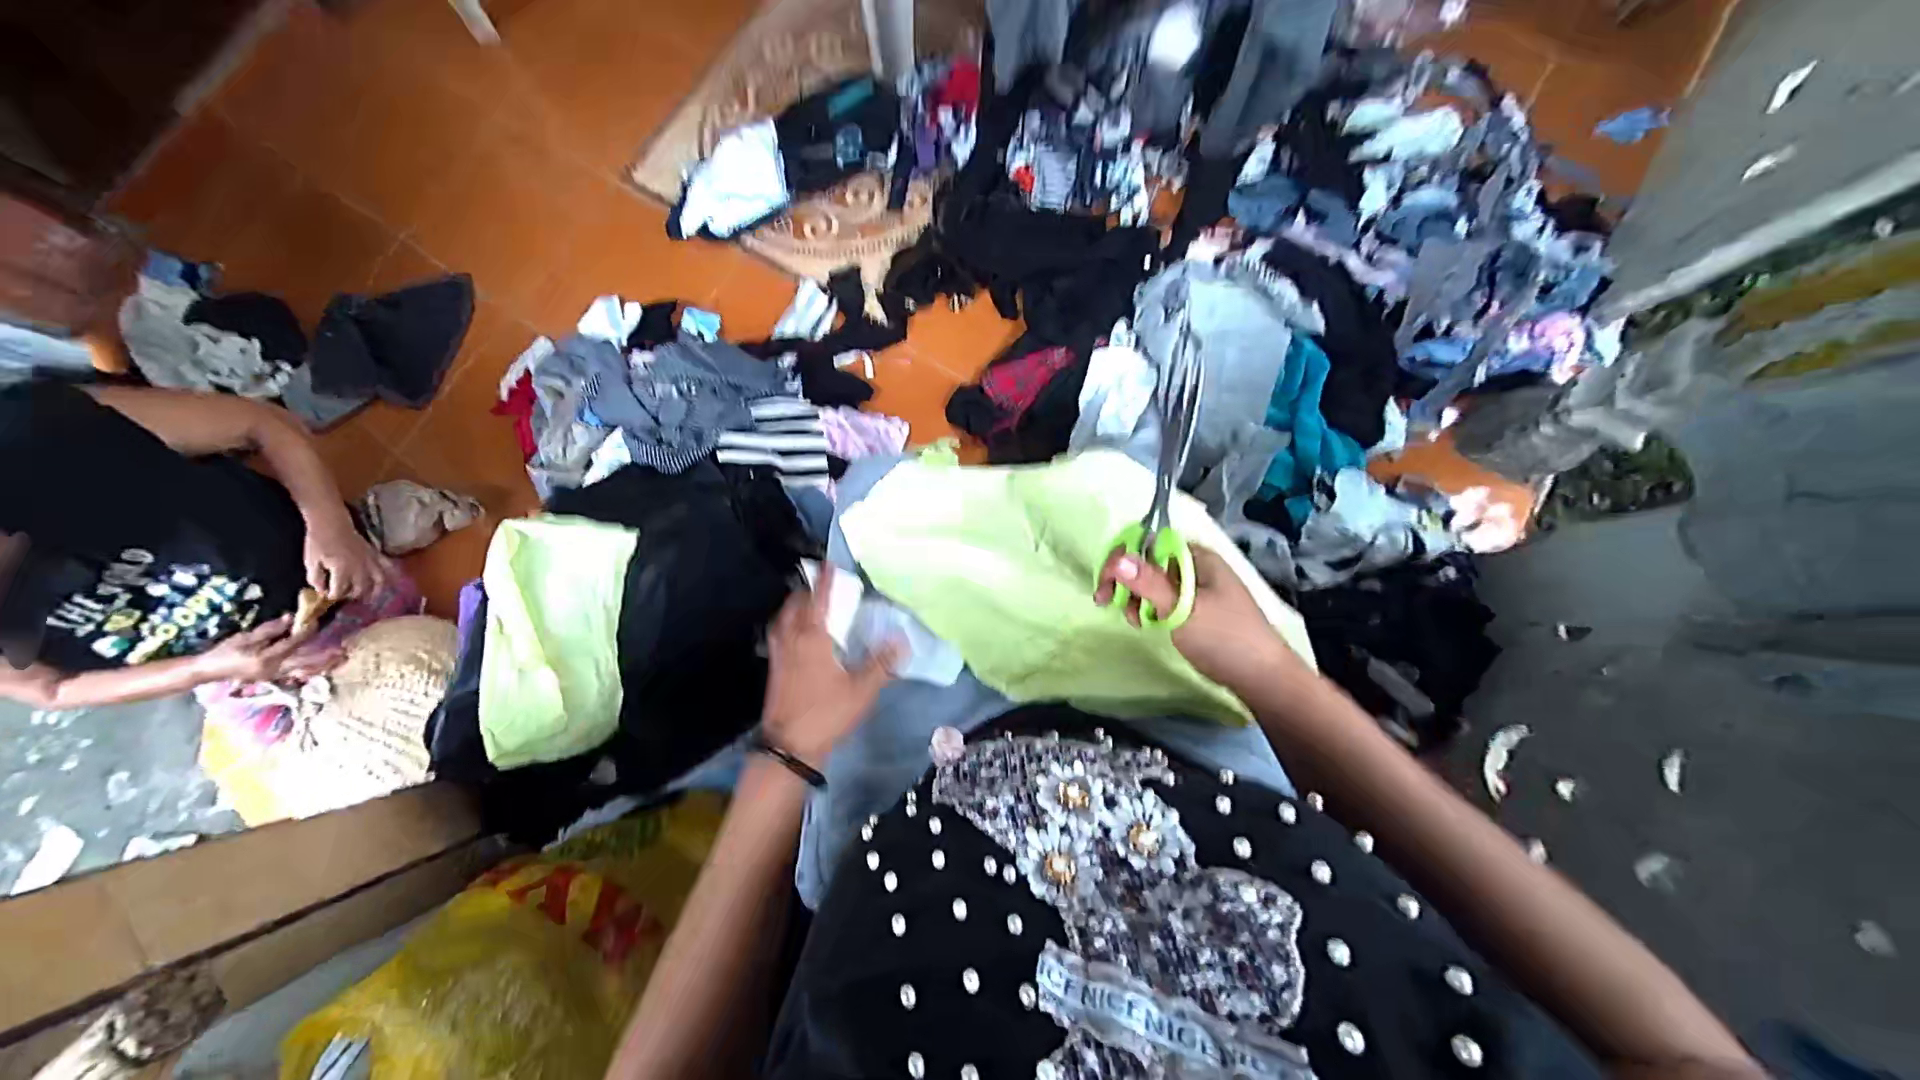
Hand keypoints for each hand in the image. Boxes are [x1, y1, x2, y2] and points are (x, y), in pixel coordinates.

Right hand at [194, 615, 334, 682]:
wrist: (207, 671)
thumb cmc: (224, 652)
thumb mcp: (244, 638)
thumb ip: (269, 630)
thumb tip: (292, 618)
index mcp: (267, 658)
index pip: (294, 643)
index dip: (307, 632)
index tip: (317, 622)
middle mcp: (275, 669)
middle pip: (306, 661)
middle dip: (326, 656)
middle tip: (345, 651)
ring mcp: (275, 675)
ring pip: (305, 669)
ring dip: (323, 664)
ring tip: (341, 659)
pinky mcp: (274, 677)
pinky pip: (298, 673)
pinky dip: (312, 669)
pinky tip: (324, 666)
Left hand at [303, 516, 390, 601]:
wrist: (332, 524)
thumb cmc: (318, 542)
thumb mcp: (310, 562)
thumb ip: (315, 578)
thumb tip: (321, 590)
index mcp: (342, 570)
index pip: (339, 590)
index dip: (333, 595)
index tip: (327, 596)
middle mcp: (360, 569)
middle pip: (360, 588)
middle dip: (352, 595)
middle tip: (346, 597)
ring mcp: (371, 562)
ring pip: (377, 581)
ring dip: (375, 591)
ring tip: (371, 598)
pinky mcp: (376, 556)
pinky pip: (386, 568)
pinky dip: (388, 576)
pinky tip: (385, 582)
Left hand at [761, 565, 905, 767]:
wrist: (789, 747)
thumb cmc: (826, 713)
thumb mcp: (861, 690)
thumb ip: (881, 663)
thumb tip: (901, 640)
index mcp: (812, 637)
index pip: (819, 598)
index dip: (825, 580)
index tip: (830, 564)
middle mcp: (791, 638)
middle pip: (795, 603)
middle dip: (809, 590)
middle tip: (825, 586)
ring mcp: (779, 653)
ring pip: (784, 618)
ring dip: (796, 606)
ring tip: (811, 606)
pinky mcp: (774, 668)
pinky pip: (779, 634)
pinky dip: (789, 624)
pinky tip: (800, 635)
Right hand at [1095, 544, 1302, 689]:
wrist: (1263, 677)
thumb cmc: (1224, 638)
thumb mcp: (1182, 609)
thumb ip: (1149, 583)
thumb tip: (1118, 558)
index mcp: (1197, 557)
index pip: (1149, 543)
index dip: (1122, 559)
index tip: (1105, 586)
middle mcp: (1197, 566)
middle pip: (1148, 562)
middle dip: (1126, 581)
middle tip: (1108, 604)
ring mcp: (1198, 588)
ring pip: (1154, 583)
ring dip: (1136, 597)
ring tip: (1135, 620)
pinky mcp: (1197, 608)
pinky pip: (1164, 599)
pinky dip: (1149, 608)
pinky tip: (1146, 624)